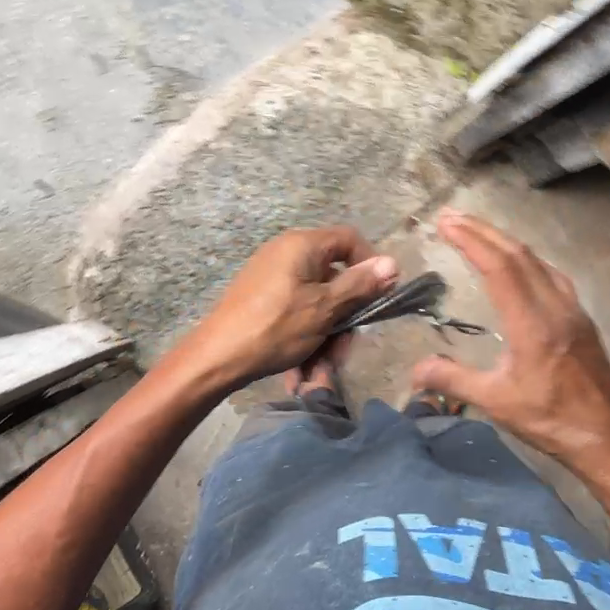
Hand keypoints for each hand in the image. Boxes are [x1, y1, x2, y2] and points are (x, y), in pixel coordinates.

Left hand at [182, 225, 398, 385]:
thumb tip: (392, 263)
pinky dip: (305, 335)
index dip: (370, 265)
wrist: (217, 357)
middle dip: (345, 315)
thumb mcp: (324, 308)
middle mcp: (286, 252)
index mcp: (302, 244)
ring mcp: (272, 275)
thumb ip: (359, 285)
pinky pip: (296, 310)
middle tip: (344, 350)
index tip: (379, 298)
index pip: (350, 239)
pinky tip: (301, 369)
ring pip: (316, 300)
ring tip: (319, 369)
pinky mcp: (262, 297)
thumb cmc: (275, 328)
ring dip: (325, 334)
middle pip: (334, 276)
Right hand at [411, 209, 609, 460]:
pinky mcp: (580, 318)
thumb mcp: (496, 403)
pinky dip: (525, 258)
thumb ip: (452, 380)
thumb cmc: (551, 420)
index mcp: (532, 325)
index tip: (446, 224)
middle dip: (483, 231)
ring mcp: (572, 310)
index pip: (499, 268)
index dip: (471, 241)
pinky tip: (516, 263)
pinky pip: (551, 273)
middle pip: (518, 255)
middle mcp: (555, 308)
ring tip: (477, 231)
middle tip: (451, 217)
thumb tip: (413, 370)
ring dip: (504, 241)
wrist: (609, 437)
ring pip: (537, 261)